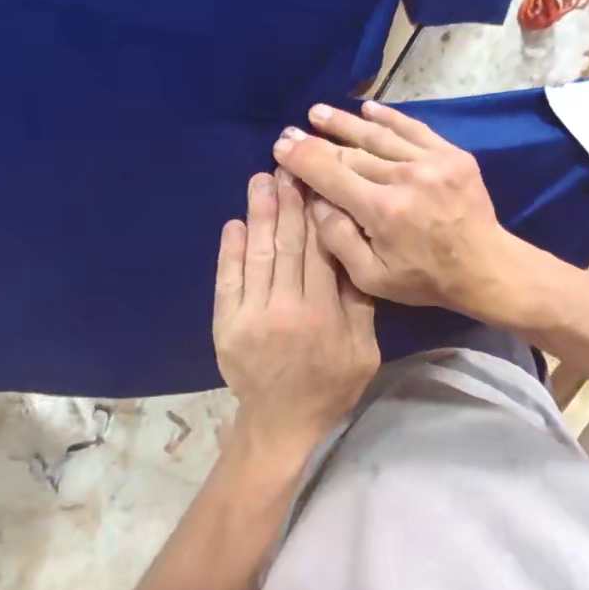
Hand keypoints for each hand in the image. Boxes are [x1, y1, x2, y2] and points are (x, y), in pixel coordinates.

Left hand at [213, 171, 379, 462]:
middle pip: (285, 245)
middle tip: (285, 166)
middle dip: (286, 202)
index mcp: (322, 314)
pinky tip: (234, 223)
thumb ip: (357, 302)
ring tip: (260, 181)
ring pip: (256, 255)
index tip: (314, 181)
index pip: (318, 250)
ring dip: (258, 215)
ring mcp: (249, 316)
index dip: (316, 212)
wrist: (282, 423)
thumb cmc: (331, 386)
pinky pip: (227, 281)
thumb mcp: (363, 350)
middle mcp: (284, 308)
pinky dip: (229, 251)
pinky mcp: (225, 324)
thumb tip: (350, 252)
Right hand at [270, 101, 545, 322]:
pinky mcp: (452, 155)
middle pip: (350, 154)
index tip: (280, 147)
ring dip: (345, 122)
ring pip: (378, 135)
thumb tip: (314, 201)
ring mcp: (431, 162)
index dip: (302, 159)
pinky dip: (390, 117)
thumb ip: (338, 239)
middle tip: (291, 132)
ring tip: (318, 113)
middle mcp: (404, 178)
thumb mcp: (372, 277)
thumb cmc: (424, 279)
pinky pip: (414, 129)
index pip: (331, 176)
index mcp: (382, 210)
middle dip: (316, 142)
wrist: (486, 268)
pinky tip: (367, 108)